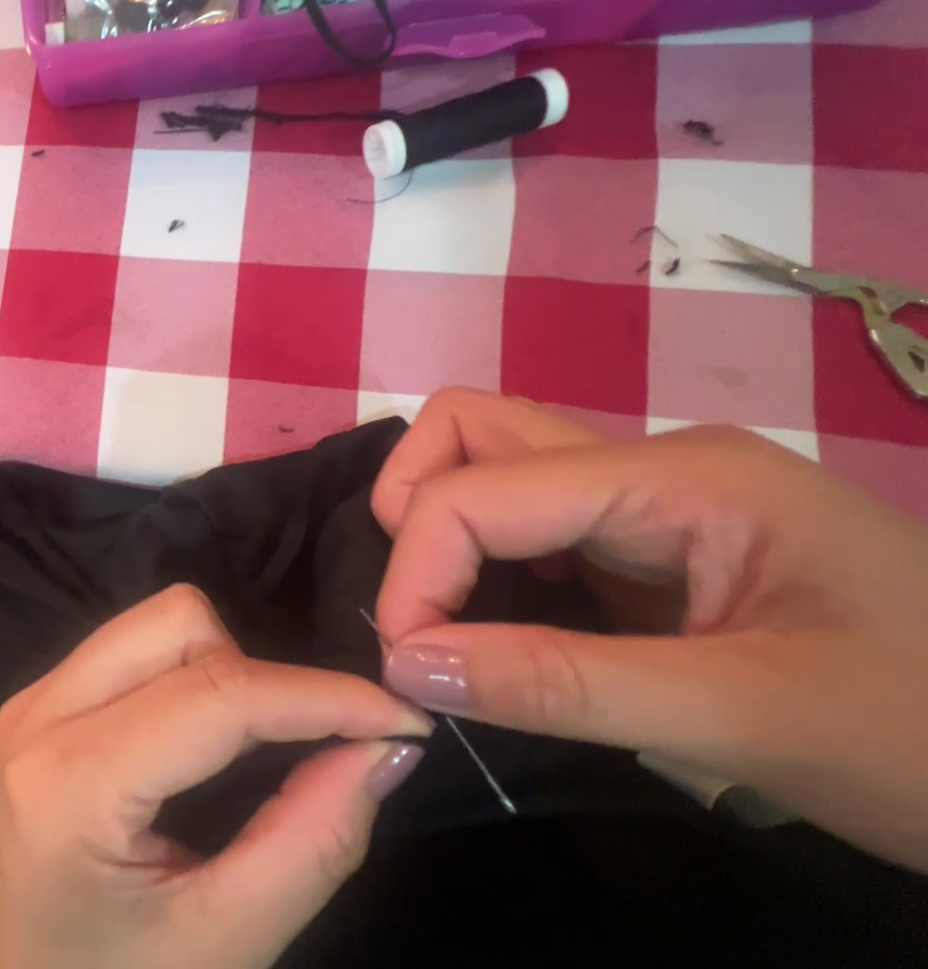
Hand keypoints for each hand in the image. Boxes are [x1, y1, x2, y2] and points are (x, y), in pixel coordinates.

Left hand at [0, 585, 431, 968]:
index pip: (216, 696)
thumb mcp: (228, 939)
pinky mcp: (39, 695)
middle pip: (178, 623)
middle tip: (304, 747)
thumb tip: (385, 748)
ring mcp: (33, 696)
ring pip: (157, 621)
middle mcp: (41, 713)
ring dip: (225, 666)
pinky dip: (191, 671)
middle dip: (262, 675)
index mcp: (74, 782)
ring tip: (248, 748)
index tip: (402, 719)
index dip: (322, 697)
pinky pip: (134, 643)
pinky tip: (202, 737)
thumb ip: (313, 839)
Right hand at [371, 387, 927, 870]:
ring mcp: (649, 498)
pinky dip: (476, 563)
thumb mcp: (748, 720)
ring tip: (441, 620)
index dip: (415, 573)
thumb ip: (559, 685)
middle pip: (469, 431)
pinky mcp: (645, 541)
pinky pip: (522, 521)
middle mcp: (651, 462)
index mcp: (681, 478)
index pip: (478, 490)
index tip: (406, 672)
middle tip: (415, 616)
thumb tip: (402, 666)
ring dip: (438, 532)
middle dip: (410, 514)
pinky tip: (491, 624)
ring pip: (487, 466)